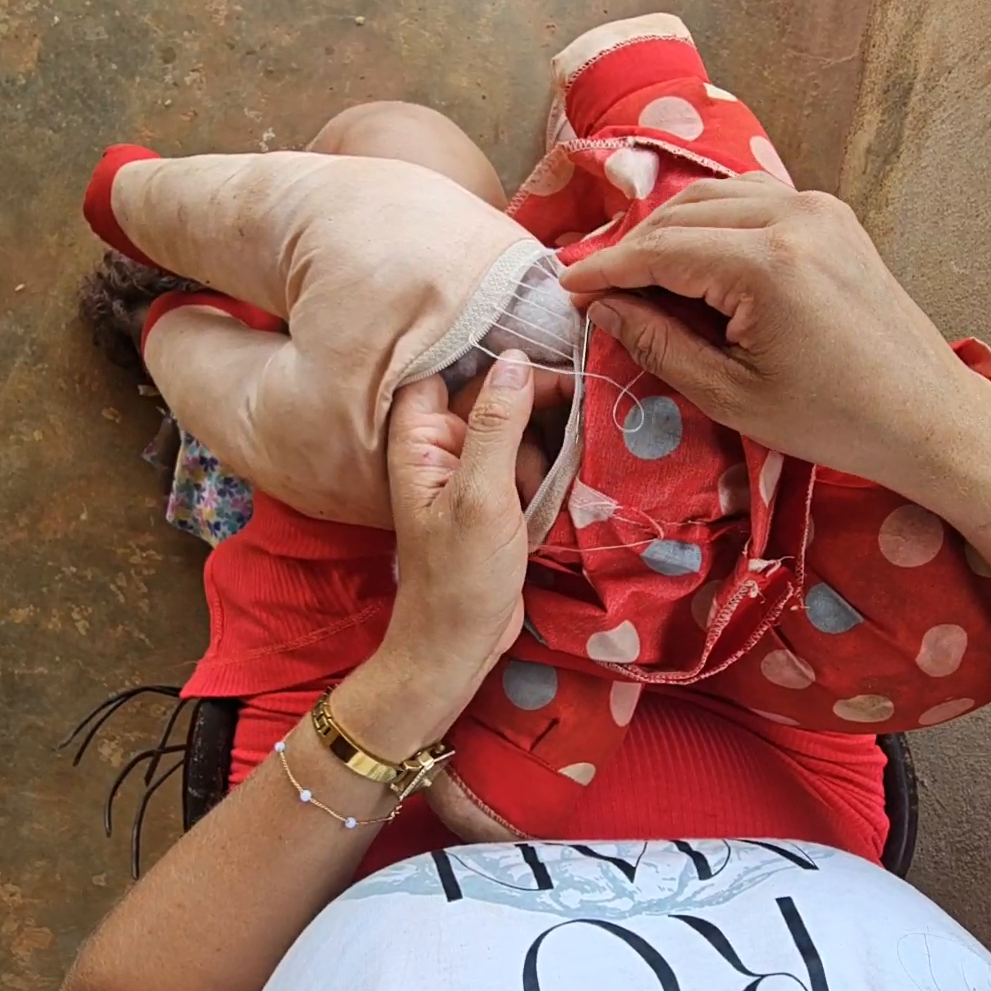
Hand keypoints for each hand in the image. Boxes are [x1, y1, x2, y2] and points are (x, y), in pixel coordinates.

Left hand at [370, 350, 537, 725]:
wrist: (461, 643)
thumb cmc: (461, 575)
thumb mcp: (482, 495)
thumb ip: (496, 425)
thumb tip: (516, 361)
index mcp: (419, 439)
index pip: (445, 368)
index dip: (488, 353)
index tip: (540, 347)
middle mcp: (440, 448)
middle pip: (490, 395)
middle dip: (529, 407)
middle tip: (571, 408)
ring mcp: (469, 473)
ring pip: (515, 430)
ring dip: (538, 450)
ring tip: (536, 493)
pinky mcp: (494, 496)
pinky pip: (524, 463)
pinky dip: (542, 474)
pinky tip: (542, 504)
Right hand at [559, 174, 990, 494]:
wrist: (926, 416)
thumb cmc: (828, 420)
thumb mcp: (728, 394)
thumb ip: (659, 343)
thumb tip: (605, 311)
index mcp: (765, 263)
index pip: (659, 250)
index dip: (604, 270)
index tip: (565, 289)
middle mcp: (793, 215)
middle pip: (681, 214)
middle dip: (630, 249)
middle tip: (596, 290)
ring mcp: (818, 208)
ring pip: (713, 198)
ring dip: (665, 232)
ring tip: (634, 276)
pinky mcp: (832, 217)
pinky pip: (749, 202)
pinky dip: (708, 223)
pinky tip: (690, 258)